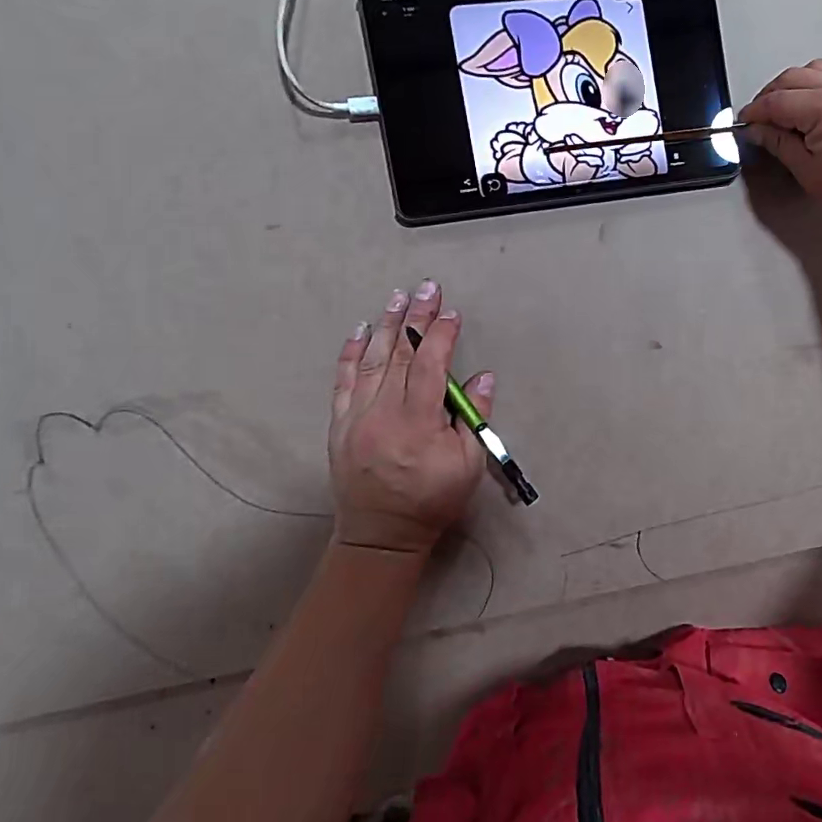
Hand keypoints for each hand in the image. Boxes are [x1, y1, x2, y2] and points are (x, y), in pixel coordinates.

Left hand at [328, 281, 494, 553]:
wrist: (380, 534)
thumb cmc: (431, 501)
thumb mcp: (467, 467)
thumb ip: (474, 419)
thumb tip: (481, 378)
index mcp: (418, 423)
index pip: (430, 366)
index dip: (441, 335)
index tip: (451, 313)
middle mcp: (384, 412)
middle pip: (401, 354)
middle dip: (416, 317)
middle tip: (426, 287)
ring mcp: (357, 416)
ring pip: (372, 360)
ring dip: (386, 325)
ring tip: (397, 297)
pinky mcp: (340, 423)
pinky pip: (343, 380)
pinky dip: (351, 352)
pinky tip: (360, 330)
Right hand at [739, 59, 821, 220]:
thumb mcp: (807, 170)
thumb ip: (778, 144)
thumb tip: (760, 131)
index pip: (776, 101)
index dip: (755, 112)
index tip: (745, 122)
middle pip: (792, 78)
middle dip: (769, 96)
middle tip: (759, 119)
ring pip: (814, 70)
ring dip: (793, 86)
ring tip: (784, 112)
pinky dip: (816, 85)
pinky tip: (810, 106)